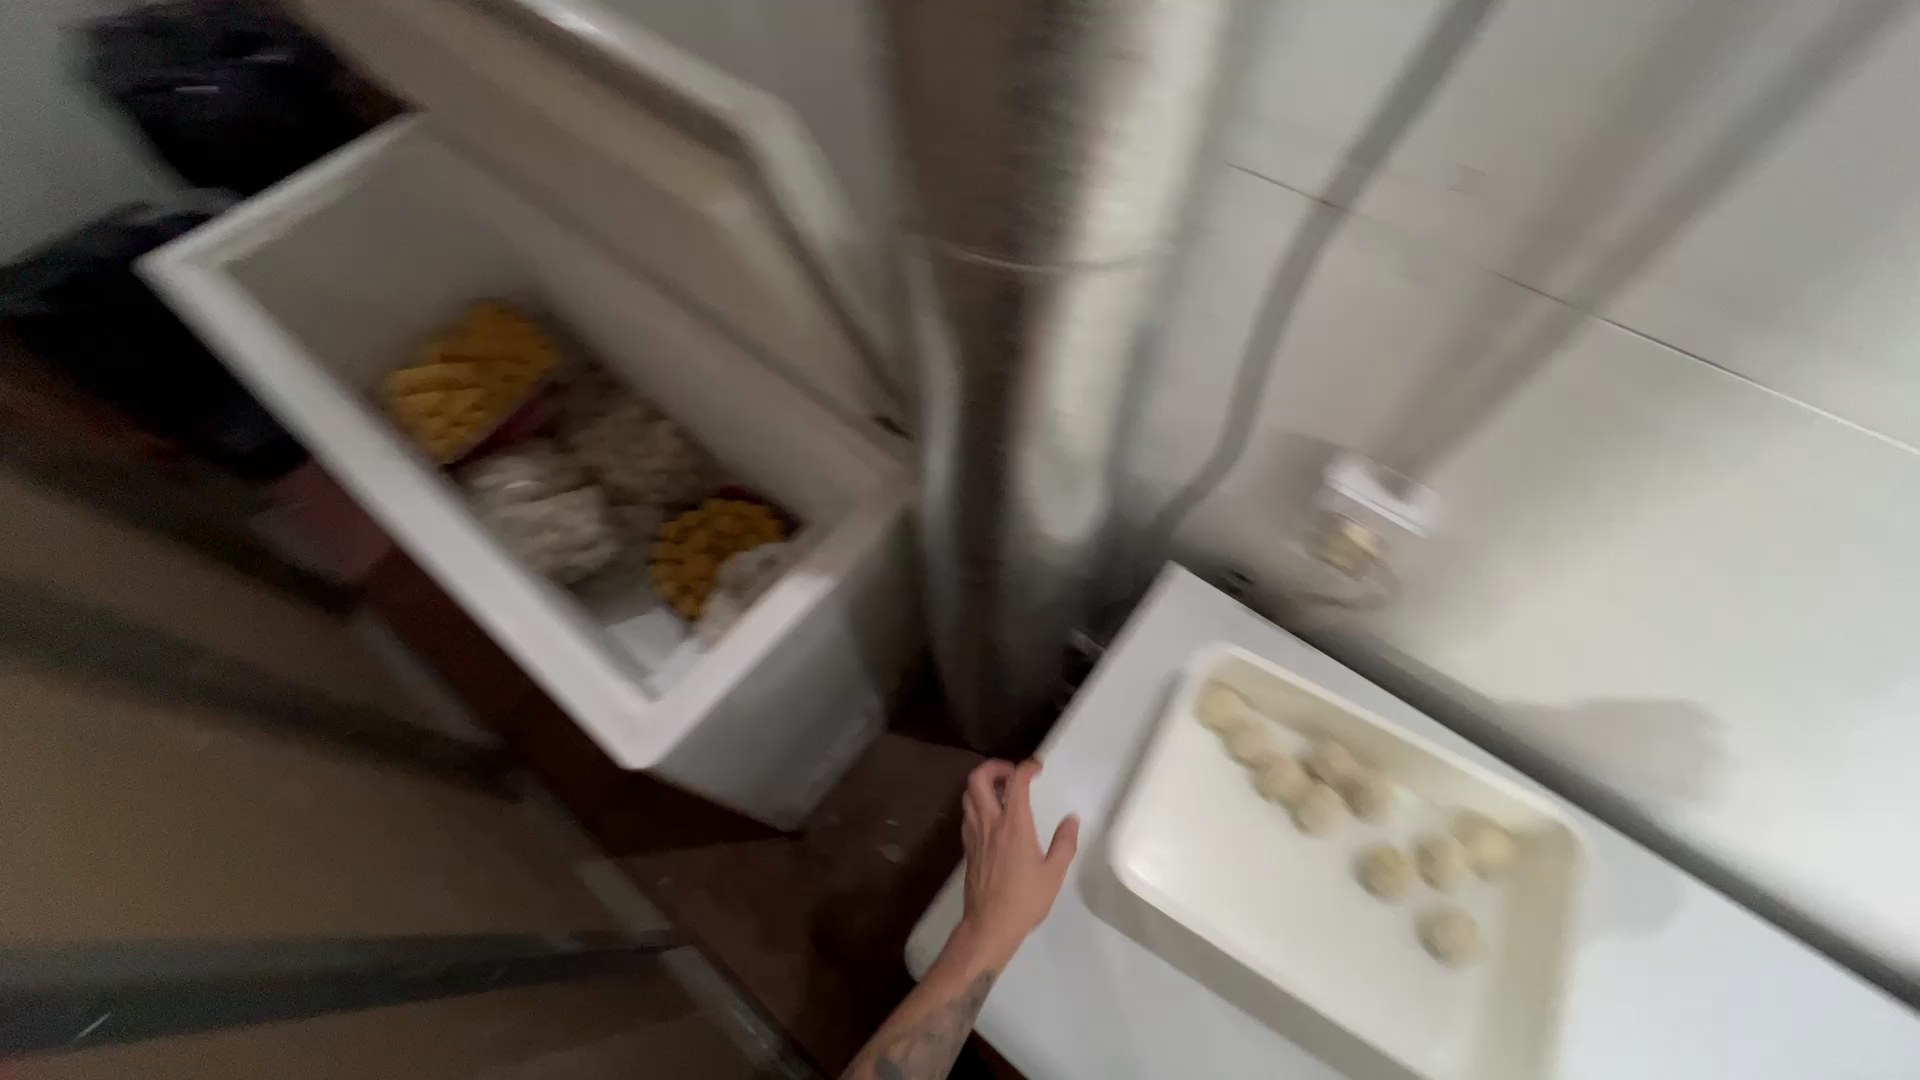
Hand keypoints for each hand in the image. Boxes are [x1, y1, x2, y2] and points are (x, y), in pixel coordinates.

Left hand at [954, 759, 1079, 969]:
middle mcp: (990, 822)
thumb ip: (1064, 843)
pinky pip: (968, 813)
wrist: (989, 925)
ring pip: (968, 794)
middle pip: (978, 778)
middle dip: (994, 767)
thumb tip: (1072, 819)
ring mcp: (974, 833)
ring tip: (1002, 792)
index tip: (1037, 768)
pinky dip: (978, 804)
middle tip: (1012, 774)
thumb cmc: (1025, 900)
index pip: (1015, 782)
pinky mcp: (967, 846)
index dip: (1026, 767)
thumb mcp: (1054, 873)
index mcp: (1014, 825)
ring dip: (983, 784)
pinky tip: (992, 817)